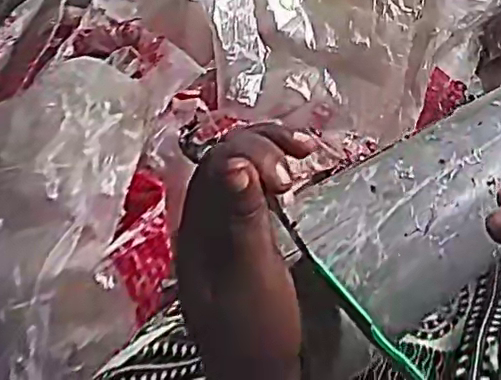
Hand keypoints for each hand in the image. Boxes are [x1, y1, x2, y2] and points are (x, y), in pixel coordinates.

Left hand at [175, 125, 317, 379]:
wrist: (259, 377)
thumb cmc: (256, 330)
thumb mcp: (253, 274)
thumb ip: (243, 216)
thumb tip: (236, 162)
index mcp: (197, 224)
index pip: (217, 162)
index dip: (252, 153)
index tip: (287, 176)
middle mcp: (204, 215)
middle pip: (228, 155)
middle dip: (265, 144)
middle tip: (300, 154)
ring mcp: (223, 220)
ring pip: (240, 163)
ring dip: (271, 148)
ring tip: (303, 148)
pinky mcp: (242, 228)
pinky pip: (252, 182)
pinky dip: (274, 166)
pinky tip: (295, 167)